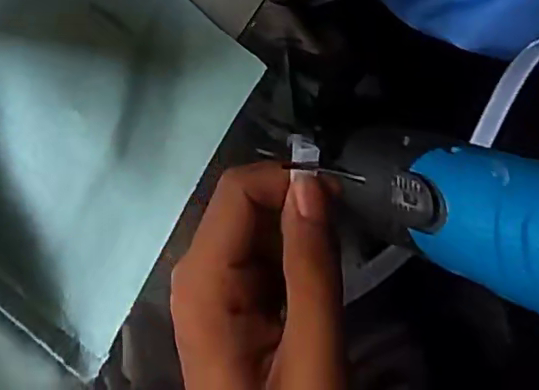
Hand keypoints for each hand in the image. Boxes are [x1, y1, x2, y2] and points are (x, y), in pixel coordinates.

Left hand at [170, 163, 344, 389]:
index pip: (238, 190)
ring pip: (252, 225)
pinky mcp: (225, 301)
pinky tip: (313, 270)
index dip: (285, 181)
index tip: (337, 196)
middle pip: (242, 204)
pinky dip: (288, 252)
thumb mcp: (311, 357)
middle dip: (291, 203)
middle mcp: (195, 270)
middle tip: (343, 224)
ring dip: (293, 227)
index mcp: (202, 277)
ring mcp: (208, 285)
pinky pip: (256, 254)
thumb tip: (309, 182)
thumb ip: (310, 266)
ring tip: (333, 250)